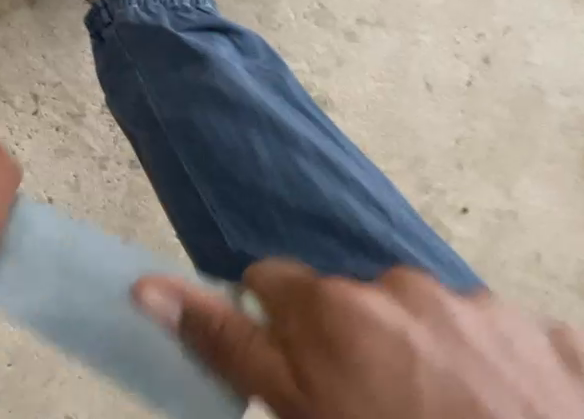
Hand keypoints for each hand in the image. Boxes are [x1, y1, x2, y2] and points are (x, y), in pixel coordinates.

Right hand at [134, 260, 583, 418]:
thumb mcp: (295, 407)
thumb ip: (224, 341)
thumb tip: (144, 285)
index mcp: (330, 301)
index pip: (269, 279)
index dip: (277, 323)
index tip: (301, 367)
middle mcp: (399, 284)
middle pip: (354, 297)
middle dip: (361, 334)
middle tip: (383, 400)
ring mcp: (488, 311)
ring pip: (435, 316)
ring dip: (436, 349)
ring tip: (457, 408)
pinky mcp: (564, 341)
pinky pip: (520, 338)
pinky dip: (513, 365)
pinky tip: (519, 405)